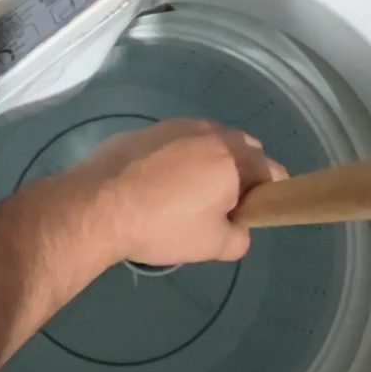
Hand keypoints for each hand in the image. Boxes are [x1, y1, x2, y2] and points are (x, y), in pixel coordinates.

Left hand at [54, 119, 285, 266]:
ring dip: (211, 159)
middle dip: (243, 170)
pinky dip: (181, 155)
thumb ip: (239, 237)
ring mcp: (177, 126)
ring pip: (209, 139)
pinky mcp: (148, 129)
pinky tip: (160, 181)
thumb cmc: (163, 225)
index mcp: (233, 158)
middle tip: (224, 202)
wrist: (98, 204)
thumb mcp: (212, 246)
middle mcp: (210, 133)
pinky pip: (179, 139)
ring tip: (189, 192)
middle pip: (243, 147)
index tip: (256, 210)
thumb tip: (238, 227)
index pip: (271, 168)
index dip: (271, 191)